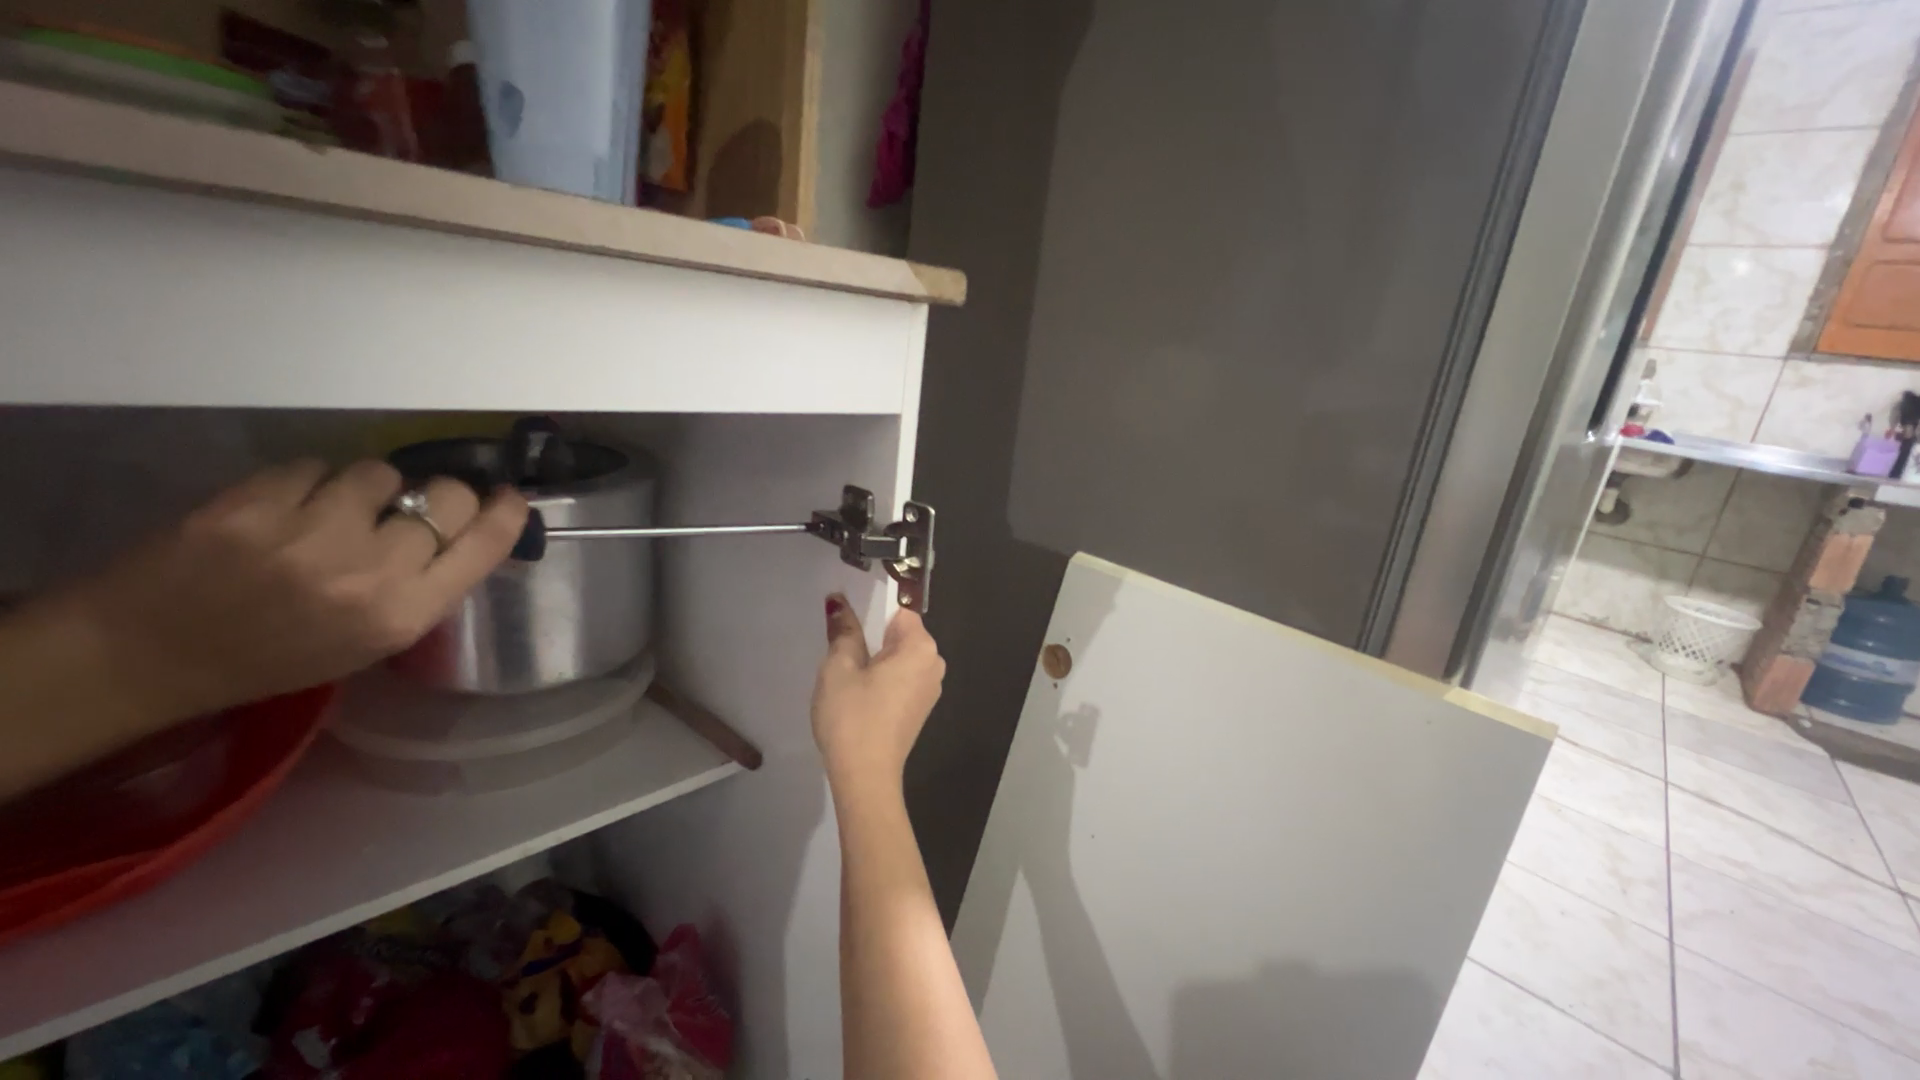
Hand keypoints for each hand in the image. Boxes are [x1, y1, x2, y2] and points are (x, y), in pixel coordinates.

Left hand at [57, 458, 527, 723]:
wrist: (148, 656)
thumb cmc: (275, 657)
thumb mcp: (370, 642)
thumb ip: (422, 588)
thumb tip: (464, 529)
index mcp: (403, 616)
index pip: (484, 545)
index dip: (505, 512)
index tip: (507, 496)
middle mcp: (370, 574)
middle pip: (444, 496)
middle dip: (435, 495)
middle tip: (407, 508)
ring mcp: (310, 535)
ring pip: (378, 472)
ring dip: (363, 487)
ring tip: (329, 512)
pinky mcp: (254, 505)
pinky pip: (312, 466)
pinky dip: (304, 482)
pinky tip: (281, 511)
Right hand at [811, 595, 945, 795]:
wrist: (865, 777)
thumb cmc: (852, 716)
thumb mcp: (839, 667)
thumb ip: (842, 630)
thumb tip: (839, 602)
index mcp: (921, 647)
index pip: (899, 609)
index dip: (872, 609)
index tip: (848, 616)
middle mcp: (934, 664)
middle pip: (900, 634)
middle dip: (871, 636)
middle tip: (840, 649)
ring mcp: (930, 689)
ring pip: (899, 658)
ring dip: (874, 659)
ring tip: (846, 675)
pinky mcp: (920, 709)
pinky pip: (901, 679)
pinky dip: (881, 679)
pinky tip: (859, 695)